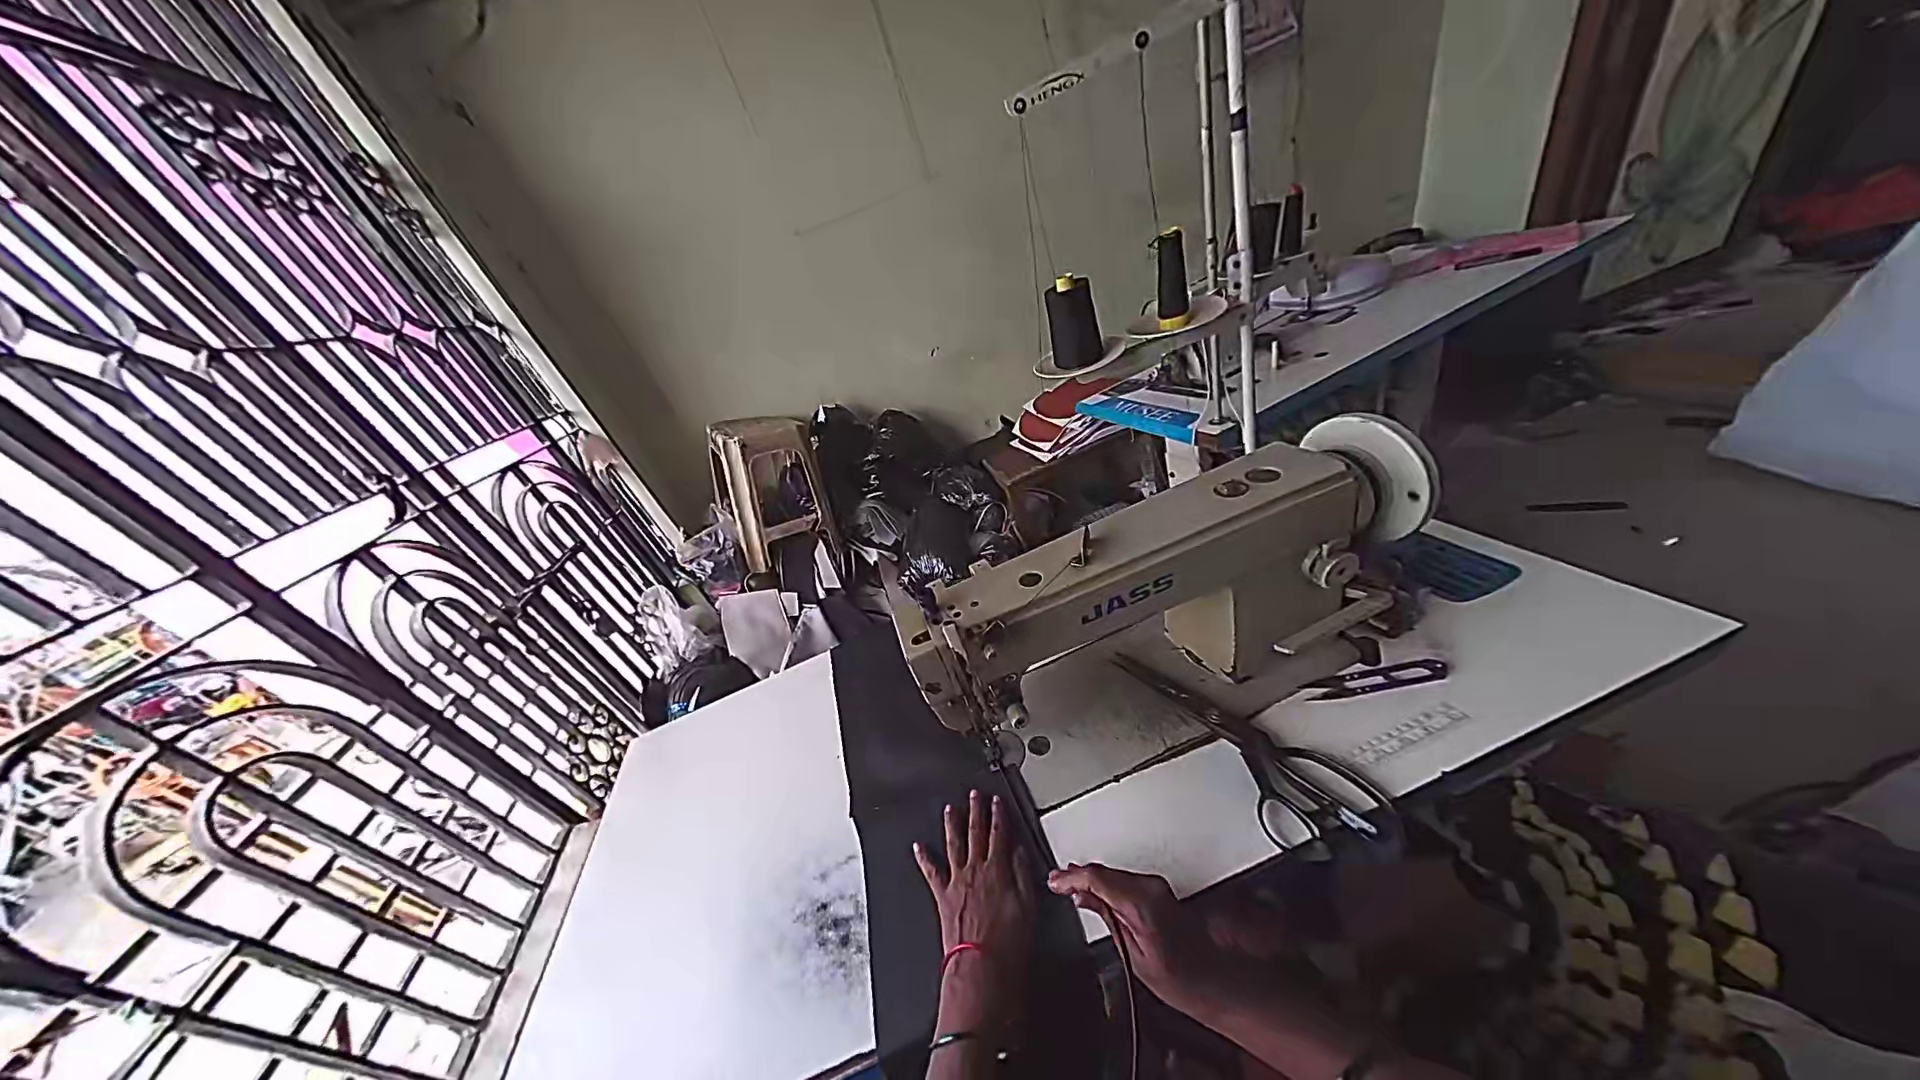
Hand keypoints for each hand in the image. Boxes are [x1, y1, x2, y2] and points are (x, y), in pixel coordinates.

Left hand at [915, 790, 1034, 1027]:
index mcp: (997, 870)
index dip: (998, 815)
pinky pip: (931, 872)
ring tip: (950, 808)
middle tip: (974, 795)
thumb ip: (1023, 874)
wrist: (980, 967)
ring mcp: (956, 881)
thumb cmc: (1007, 942)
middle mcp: (975, 870)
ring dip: (952, 824)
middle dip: (975, 810)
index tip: (996, 801)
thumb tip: (1019, 852)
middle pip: (975, 832)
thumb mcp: (1028, 905)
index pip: (999, 834)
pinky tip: (918, 846)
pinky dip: (923, 858)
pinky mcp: (942, 896)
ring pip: (953, 844)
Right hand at [1046, 863, 1250, 1019]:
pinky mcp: (1158, 888)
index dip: (1071, 877)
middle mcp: (1150, 887)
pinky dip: (1106, 881)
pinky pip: (1124, 878)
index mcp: (1141, 903)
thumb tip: (1084, 898)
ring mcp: (1156, 886)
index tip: (1055, 881)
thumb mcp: (1132, 955)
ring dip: (1090, 877)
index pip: (1097, 878)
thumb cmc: (1179, 977)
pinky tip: (1094, 887)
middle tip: (1056, 881)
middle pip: (1104, 872)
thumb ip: (1107, 919)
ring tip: (1068, 883)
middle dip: (1078, 875)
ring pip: (1112, 873)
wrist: (1211, 978)